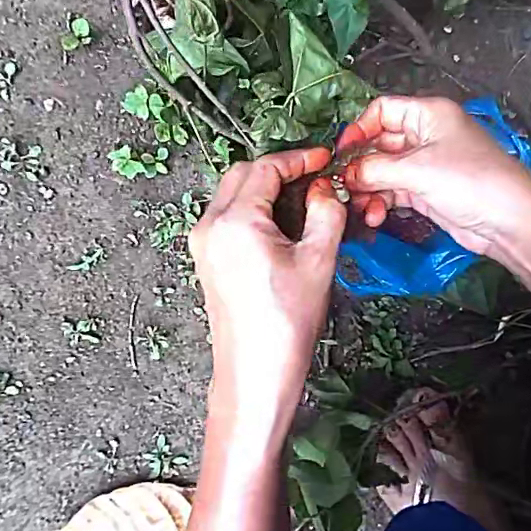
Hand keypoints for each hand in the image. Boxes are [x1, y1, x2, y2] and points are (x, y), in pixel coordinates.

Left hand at [190, 147, 345, 408]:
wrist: (255, 373)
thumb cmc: (287, 321)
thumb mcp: (318, 260)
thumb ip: (326, 212)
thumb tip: (324, 188)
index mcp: (236, 221)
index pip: (266, 167)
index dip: (299, 158)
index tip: (325, 159)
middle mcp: (210, 226)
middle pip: (243, 175)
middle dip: (280, 170)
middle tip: (315, 177)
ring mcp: (203, 245)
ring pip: (233, 195)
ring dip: (266, 189)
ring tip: (304, 201)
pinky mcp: (207, 261)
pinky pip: (229, 219)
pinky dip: (254, 210)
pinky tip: (283, 226)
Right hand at [335, 96, 530, 254]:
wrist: (508, 221)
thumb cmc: (476, 183)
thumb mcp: (418, 170)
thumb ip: (376, 169)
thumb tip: (348, 172)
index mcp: (429, 115)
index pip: (382, 110)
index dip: (359, 129)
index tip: (343, 153)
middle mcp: (427, 135)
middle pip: (380, 143)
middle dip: (360, 165)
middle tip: (343, 184)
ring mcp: (427, 164)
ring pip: (384, 170)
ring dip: (369, 188)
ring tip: (361, 206)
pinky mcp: (427, 190)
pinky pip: (394, 190)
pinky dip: (382, 201)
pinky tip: (375, 214)